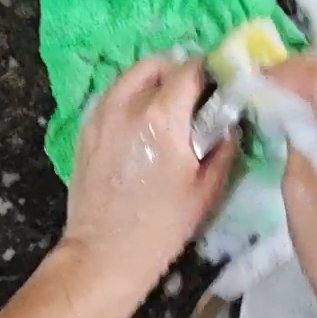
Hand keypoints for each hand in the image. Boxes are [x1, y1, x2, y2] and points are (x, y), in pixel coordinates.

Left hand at [57, 58, 237, 300]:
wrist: (104, 253)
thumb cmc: (161, 227)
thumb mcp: (205, 190)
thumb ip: (223, 148)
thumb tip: (231, 124)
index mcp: (161, 117)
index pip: (189, 70)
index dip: (208, 72)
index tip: (219, 85)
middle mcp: (126, 106)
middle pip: (155, 64)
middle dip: (177, 71)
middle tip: (193, 95)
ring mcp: (100, 116)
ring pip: (128, 77)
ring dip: (152, 82)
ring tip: (168, 108)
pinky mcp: (85, 130)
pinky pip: (111, 99)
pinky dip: (129, 99)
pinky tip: (142, 125)